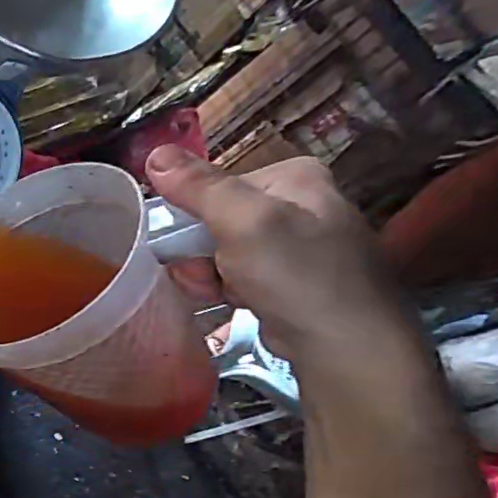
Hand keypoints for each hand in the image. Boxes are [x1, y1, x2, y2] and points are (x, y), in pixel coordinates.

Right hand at [145, 146, 411, 365]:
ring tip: (218, 294)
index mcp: (293, 177)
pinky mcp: (291, 281)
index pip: (217, 186)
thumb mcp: (242, 222)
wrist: (343, 344)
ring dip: (209, 275)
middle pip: (217, 220)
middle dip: (199, 252)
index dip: (190, 216)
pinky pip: (239, 276)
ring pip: (223, 252)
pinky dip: (227, 289)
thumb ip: (198, 187)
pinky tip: (233, 303)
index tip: (181, 245)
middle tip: (202, 276)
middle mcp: (298, 204)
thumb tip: (154, 153)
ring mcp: (296, 245)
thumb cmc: (294, 274)